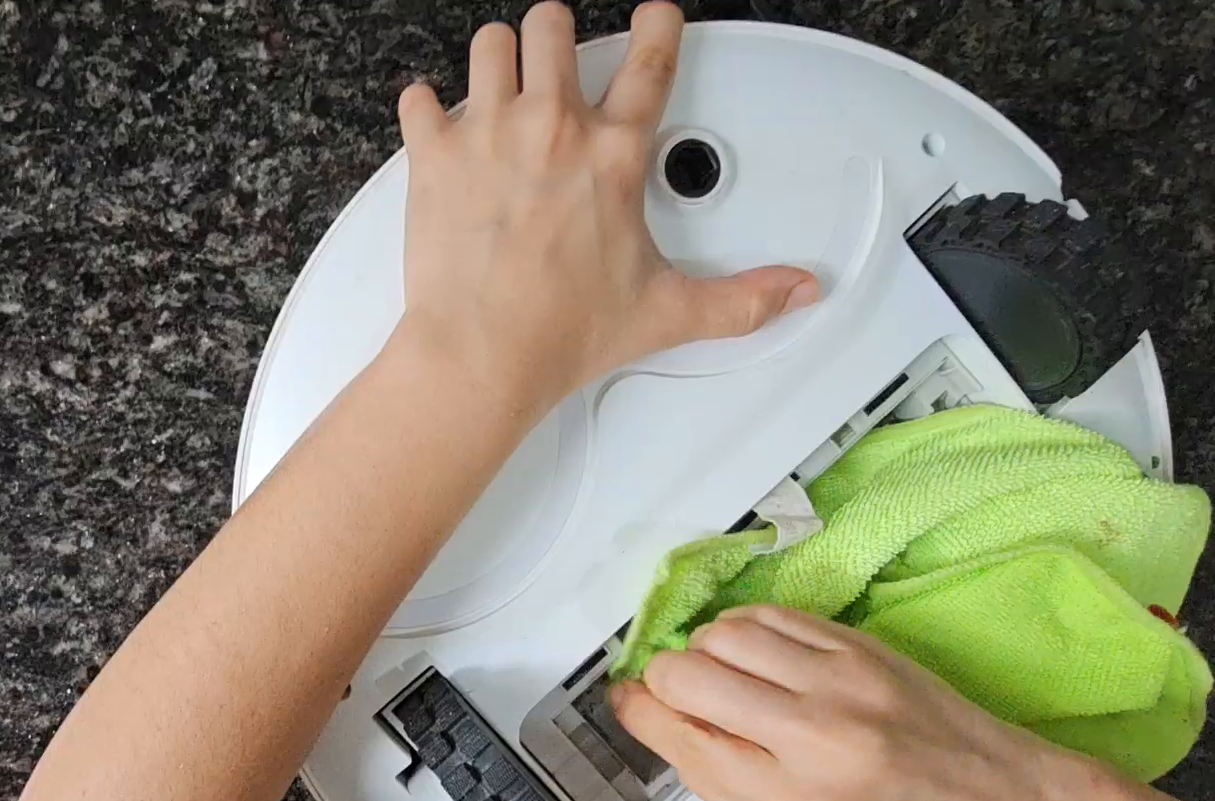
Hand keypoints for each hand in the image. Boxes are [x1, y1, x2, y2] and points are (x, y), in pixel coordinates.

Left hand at [396, 2, 819, 408]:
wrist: (482, 355)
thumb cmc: (559, 335)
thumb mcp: (665, 314)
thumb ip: (740, 300)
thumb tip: (795, 293)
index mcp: (613, 156)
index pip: (650, 58)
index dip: (655, 29)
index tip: (651, 23)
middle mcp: (551, 128)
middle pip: (554, 27)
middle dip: (554, 42)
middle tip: (550, 75)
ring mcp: (488, 135)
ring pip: (490, 45)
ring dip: (496, 63)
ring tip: (497, 96)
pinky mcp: (434, 158)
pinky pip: (419, 100)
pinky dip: (425, 111)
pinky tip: (435, 130)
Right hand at [612, 605, 1095, 800]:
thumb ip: (718, 776)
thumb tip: (657, 718)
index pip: (680, 736)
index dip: (637, 712)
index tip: (628, 701)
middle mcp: (817, 737)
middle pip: (687, 674)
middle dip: (663, 680)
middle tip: (677, 692)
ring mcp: (842, 681)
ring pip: (721, 634)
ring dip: (702, 650)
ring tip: (722, 673)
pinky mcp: (858, 645)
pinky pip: (766, 613)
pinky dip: (741, 629)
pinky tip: (753, 653)